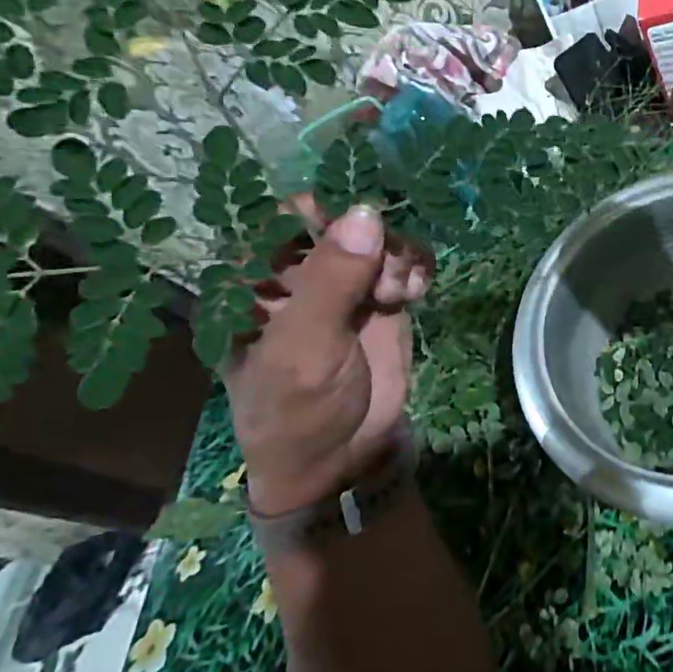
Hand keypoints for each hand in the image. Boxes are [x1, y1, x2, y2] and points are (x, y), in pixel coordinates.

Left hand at [223, 200, 431, 514]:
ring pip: (380, 237)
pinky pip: (406, 260)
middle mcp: (300, 272)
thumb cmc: (297, 410)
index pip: (283, 217)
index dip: (323, 211)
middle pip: (342, 220)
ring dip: (398, 256)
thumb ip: (332, 280)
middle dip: (371, 239)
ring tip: (401, 294)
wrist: (342, 461)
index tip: (358, 227)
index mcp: (255, 279)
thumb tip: (365, 211)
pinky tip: (417, 294)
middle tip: (384, 279)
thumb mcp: (305, 348)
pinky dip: (417, 268)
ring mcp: (346, 283)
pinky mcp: (383, 297)